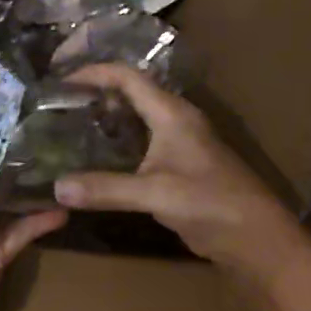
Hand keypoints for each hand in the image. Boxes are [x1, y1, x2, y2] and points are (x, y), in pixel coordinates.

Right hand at [52, 63, 302, 278]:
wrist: (254, 236)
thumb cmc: (210, 202)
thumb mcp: (154, 193)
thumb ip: (105, 189)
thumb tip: (56, 188)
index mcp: (172, 114)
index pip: (128, 77)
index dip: (94, 73)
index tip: (61, 82)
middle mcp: (174, 122)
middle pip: (131, 95)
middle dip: (95, 96)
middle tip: (58, 107)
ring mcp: (177, 146)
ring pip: (135, 122)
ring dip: (105, 122)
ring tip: (68, 130)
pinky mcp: (176, 169)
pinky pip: (139, 148)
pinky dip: (114, 148)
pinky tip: (93, 162)